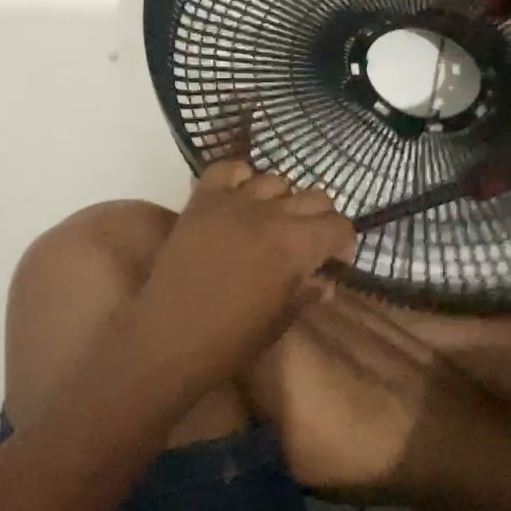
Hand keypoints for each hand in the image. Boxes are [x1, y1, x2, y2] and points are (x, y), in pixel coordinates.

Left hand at [117, 161, 354, 401]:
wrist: (167, 339)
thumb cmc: (229, 341)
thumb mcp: (279, 321)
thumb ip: (305, 293)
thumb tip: (323, 281)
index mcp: (296, 245)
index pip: (339, 226)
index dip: (343, 244)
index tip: (333, 263)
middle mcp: (270, 214)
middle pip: (315, 197)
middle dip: (320, 220)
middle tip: (308, 244)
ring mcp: (233, 202)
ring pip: (275, 180)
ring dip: (283, 200)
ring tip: (273, 222)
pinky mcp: (201, 201)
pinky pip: (228, 169)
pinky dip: (240, 178)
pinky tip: (241, 199)